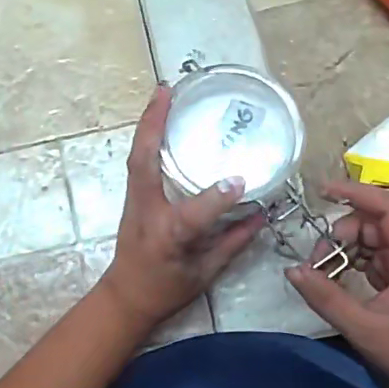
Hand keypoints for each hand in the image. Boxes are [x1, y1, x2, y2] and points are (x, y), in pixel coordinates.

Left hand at [95, 86, 263, 328]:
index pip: (193, 214)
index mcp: (168, 237)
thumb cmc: (165, 289)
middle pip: (143, 164)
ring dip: (147, 124)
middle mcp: (147, 212)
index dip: (217, 198)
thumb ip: (234, 241)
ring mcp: (135, 202)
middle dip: (152, 126)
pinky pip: (137, 162)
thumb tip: (263, 213)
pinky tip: (157, 119)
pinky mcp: (132, 197)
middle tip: (167, 91)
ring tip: (162, 94)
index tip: (242, 180)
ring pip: (136, 157)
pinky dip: (146, 138)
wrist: (125, 296)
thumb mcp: (205, 273)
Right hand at [284, 181, 388, 387]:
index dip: (356, 193)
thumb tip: (293, 270)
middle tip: (319, 259)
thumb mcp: (363, 330)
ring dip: (346, 246)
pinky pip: (376, 255)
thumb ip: (326, 298)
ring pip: (374, 237)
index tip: (322, 191)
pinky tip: (338, 277)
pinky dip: (353, 260)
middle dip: (342, 230)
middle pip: (377, 221)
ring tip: (325, 271)